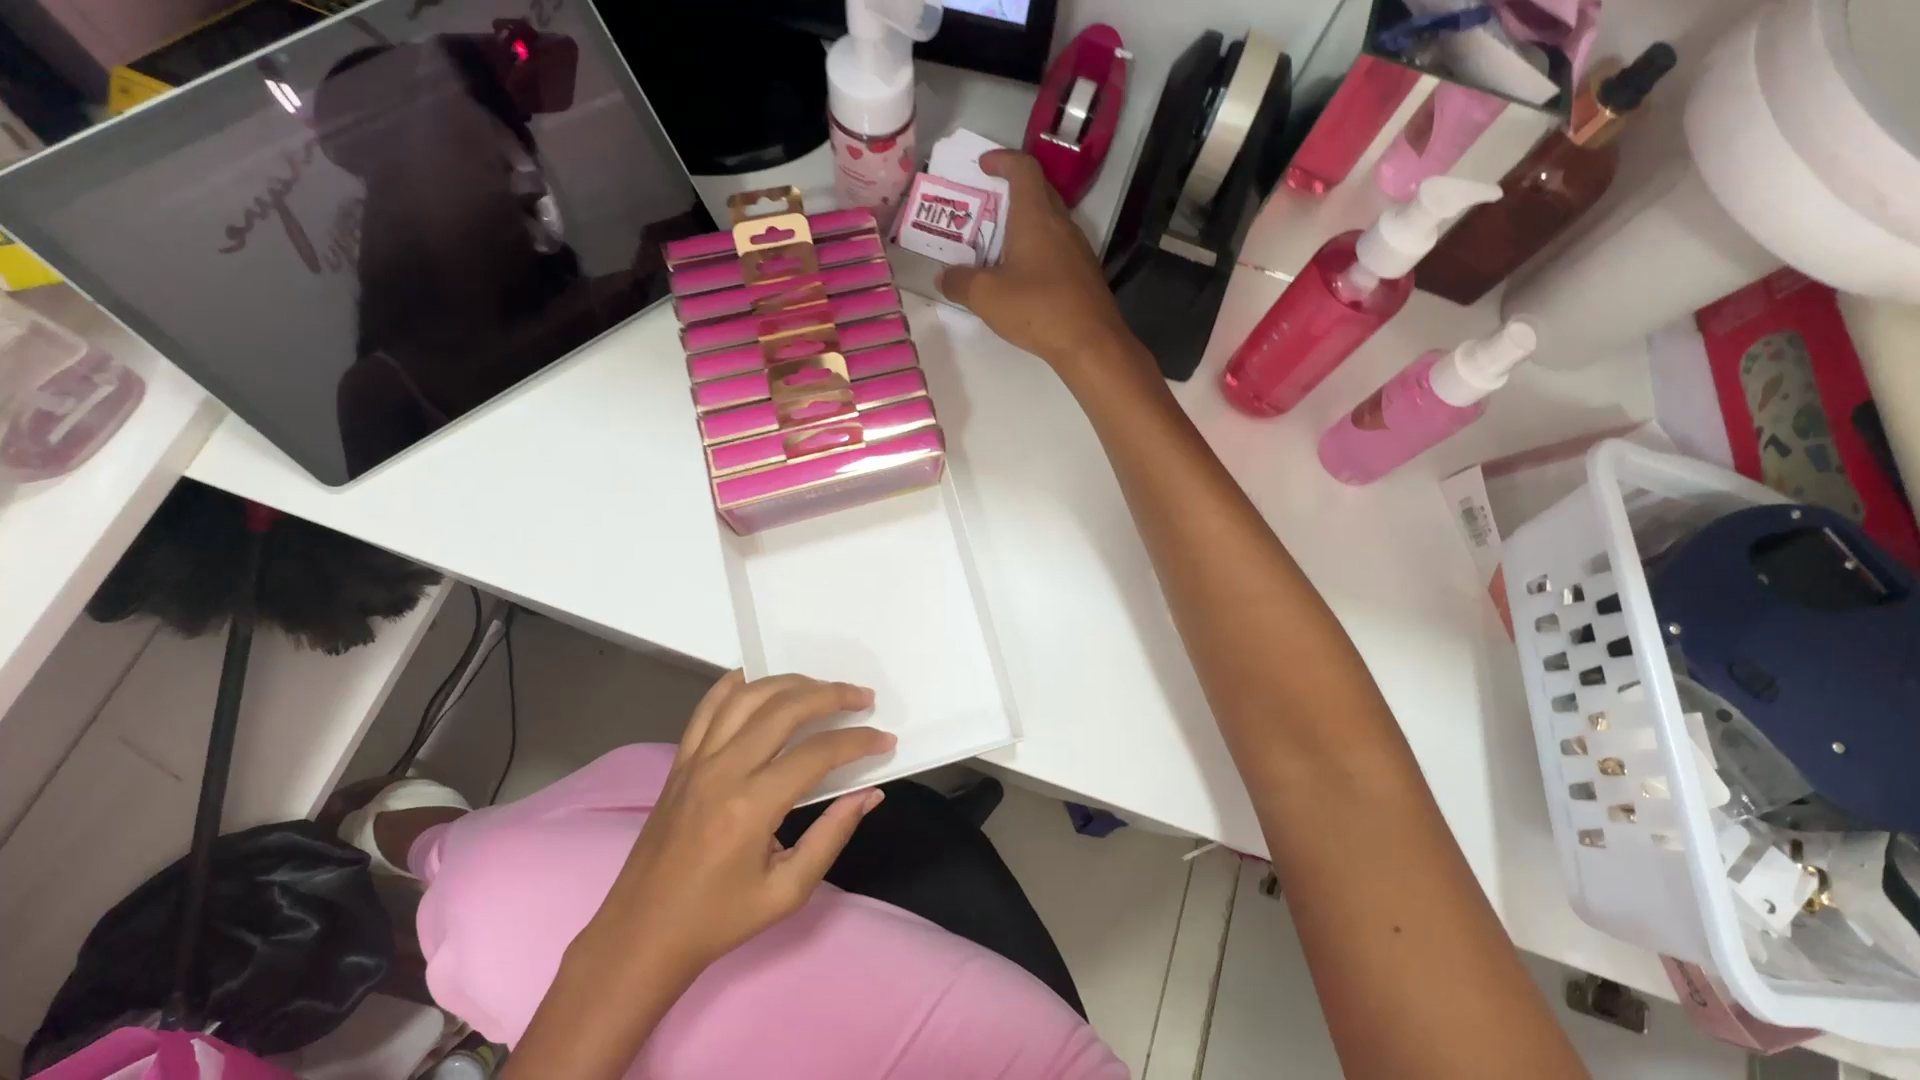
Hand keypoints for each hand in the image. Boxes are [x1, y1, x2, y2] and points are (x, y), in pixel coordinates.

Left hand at [590, 672, 894, 978]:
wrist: (644, 932)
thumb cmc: (720, 919)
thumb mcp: (787, 891)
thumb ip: (831, 836)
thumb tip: (869, 794)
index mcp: (751, 806)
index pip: (817, 753)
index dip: (858, 741)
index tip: (886, 740)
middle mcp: (722, 770)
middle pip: (784, 709)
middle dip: (831, 696)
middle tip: (863, 697)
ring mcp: (696, 760)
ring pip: (747, 697)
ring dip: (789, 683)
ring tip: (822, 687)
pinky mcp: (679, 762)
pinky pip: (708, 708)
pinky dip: (736, 685)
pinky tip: (760, 680)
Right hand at [937, 151, 1143, 378]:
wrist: (1091, 343)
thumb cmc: (1038, 308)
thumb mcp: (986, 296)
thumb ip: (959, 282)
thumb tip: (944, 277)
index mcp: (1035, 216)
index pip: (1023, 168)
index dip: (1003, 160)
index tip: (984, 165)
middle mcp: (1060, 224)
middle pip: (1039, 191)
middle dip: (1012, 190)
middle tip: (986, 205)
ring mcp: (1077, 249)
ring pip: (1048, 221)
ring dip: (1024, 223)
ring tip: (998, 243)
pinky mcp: (1084, 273)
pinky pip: (1056, 247)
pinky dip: (1036, 248)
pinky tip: (1021, 275)